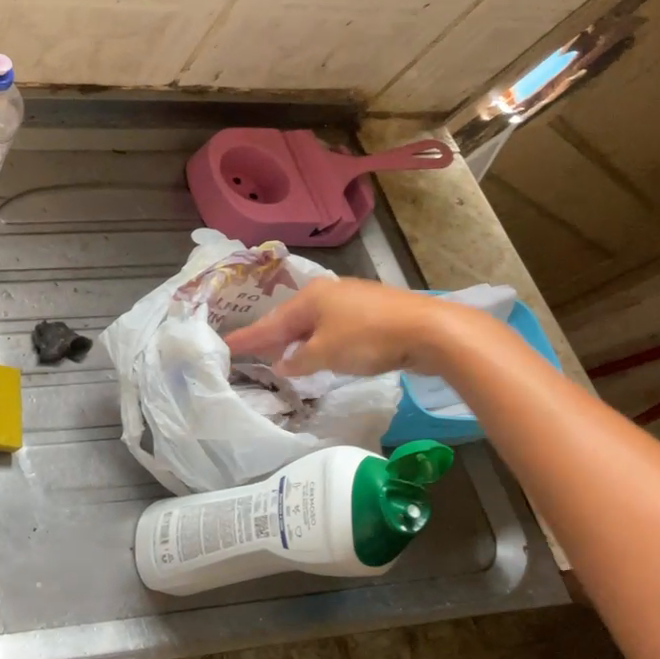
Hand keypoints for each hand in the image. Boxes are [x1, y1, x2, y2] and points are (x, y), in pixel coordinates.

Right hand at [222, 278, 458, 377]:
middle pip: (291, 319)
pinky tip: (319, 352)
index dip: (248, 337)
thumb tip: (282, 365)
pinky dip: (321, 341)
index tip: (226, 344)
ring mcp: (354, 301)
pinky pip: (335, 328)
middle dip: (272, 336)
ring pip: (315, 323)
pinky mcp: (375, 313)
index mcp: (310, 297)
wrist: (432, 331)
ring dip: (298, 341)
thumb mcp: (324, 354)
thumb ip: (298, 361)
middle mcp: (329, 293)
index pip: (270, 322)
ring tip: (282, 355)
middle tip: (250, 350)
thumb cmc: (368, 338)